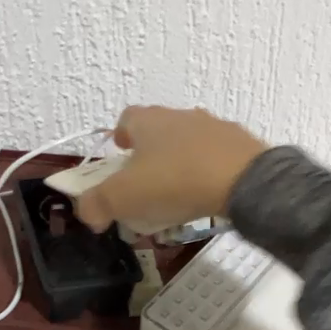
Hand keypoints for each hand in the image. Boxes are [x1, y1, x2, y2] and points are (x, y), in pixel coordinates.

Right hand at [73, 106, 268, 232]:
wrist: (243, 181)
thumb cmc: (174, 182)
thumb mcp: (123, 198)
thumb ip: (96, 204)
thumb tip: (87, 212)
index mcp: (148, 121)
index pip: (126, 120)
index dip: (118, 139)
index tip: (117, 159)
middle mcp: (180, 116)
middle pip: (158, 131)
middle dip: (149, 155)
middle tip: (145, 185)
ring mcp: (214, 128)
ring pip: (188, 144)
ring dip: (179, 164)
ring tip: (177, 196)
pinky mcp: (240, 147)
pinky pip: (215, 159)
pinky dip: (207, 174)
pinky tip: (206, 196)